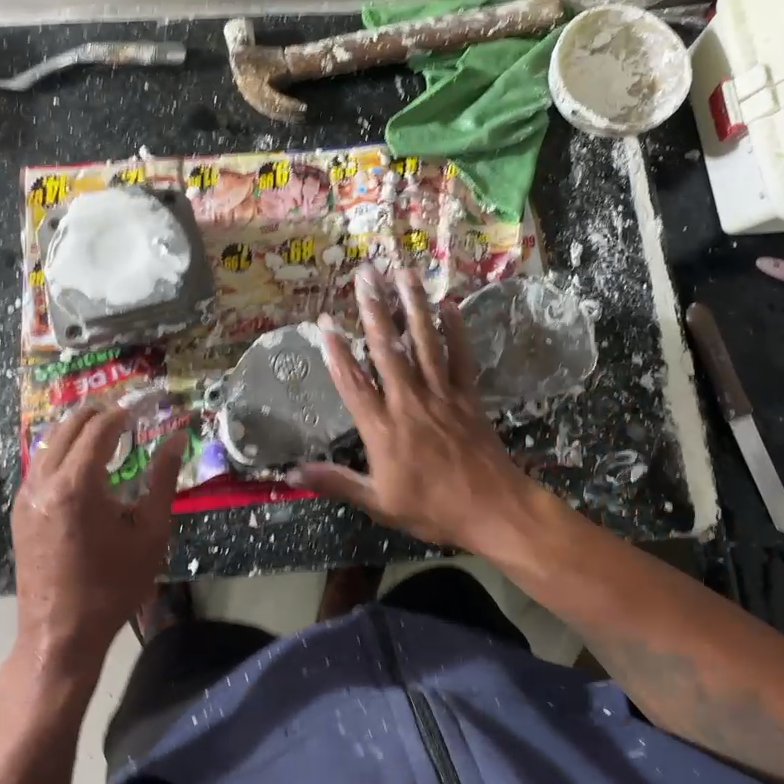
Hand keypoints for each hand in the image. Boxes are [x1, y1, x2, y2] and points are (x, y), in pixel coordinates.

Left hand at [11, 400, 184, 672]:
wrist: (61, 634)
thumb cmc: (113, 586)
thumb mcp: (150, 532)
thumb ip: (163, 479)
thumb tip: (177, 437)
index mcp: (77, 485)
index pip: (101, 428)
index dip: (125, 412)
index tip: (147, 406)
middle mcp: (44, 482)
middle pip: (70, 426)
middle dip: (100, 413)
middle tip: (129, 414)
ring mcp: (26, 496)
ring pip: (50, 441)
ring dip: (79, 429)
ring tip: (110, 432)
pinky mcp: (20, 511)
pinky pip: (40, 463)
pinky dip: (63, 450)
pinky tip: (85, 462)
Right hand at [291, 265, 537, 550]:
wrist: (492, 510)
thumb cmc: (432, 509)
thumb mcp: (378, 503)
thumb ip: (336, 482)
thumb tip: (292, 472)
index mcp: (383, 429)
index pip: (353, 383)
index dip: (336, 351)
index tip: (324, 321)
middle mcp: (409, 403)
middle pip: (388, 349)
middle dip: (374, 309)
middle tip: (365, 275)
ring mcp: (442, 395)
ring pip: (425, 343)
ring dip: (413, 306)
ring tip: (404, 273)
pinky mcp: (468, 396)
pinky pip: (461, 357)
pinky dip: (456, 330)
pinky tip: (449, 304)